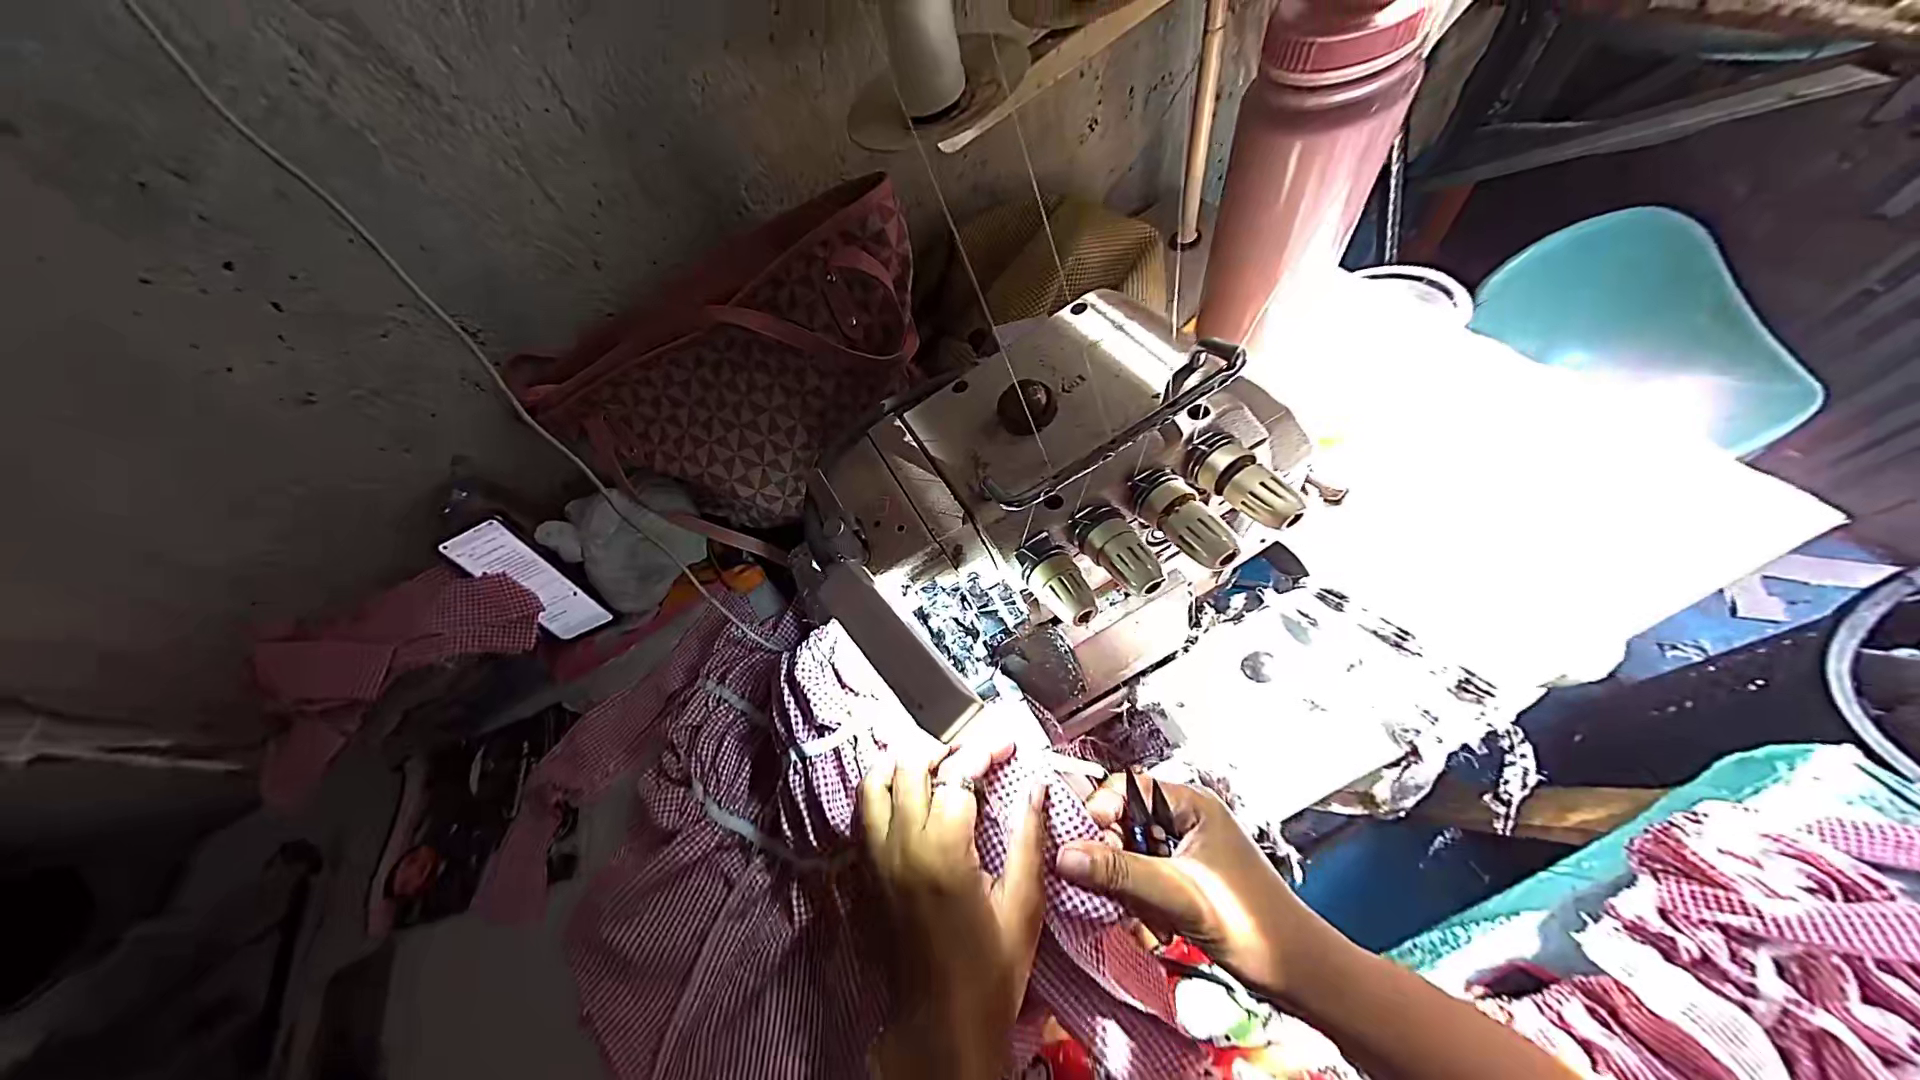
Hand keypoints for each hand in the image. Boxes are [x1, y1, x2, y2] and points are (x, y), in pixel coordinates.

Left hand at [861, 736, 1048, 1079]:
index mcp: (943, 850)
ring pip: (876, 780)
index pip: (956, 772)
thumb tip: (1037, 787)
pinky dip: (884, 787)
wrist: (941, 1025)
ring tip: (939, 767)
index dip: (985, 750)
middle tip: (973, 757)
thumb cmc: (991, 970)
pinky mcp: (866, 871)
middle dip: (944, 748)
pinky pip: (865, 810)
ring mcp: (876, 856)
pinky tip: (911, 794)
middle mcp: (901, 844)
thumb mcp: (1023, 904)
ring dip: (906, 762)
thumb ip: (1028, 838)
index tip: (1007, 746)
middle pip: (909, 763)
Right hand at [1055, 773, 1340, 1003]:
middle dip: (1113, 852)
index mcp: (1192, 804)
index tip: (1086, 839)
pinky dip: (1138, 895)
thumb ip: (1119, 872)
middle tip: (1107, 879)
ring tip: (1139, 908)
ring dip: (1126, 879)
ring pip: (1131, 849)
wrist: (1299, 972)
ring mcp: (1185, 847)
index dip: (1102, 808)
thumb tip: (1068, 855)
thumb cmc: (1255, 924)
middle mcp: (1186, 818)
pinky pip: (1143, 872)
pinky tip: (1151, 921)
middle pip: (1125, 818)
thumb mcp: (1177, 894)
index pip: (1128, 786)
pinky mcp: (1184, 874)